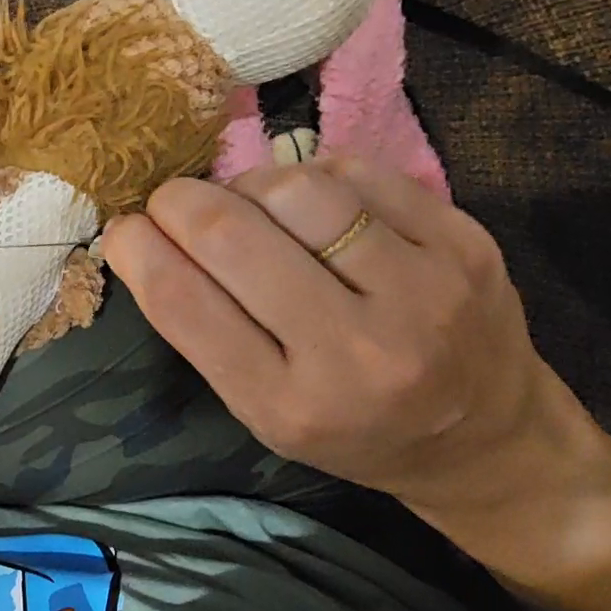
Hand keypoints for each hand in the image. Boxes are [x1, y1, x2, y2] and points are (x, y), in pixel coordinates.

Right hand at [102, 156, 558, 508]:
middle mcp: (356, 351)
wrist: (489, 437)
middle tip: (169, 203)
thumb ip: (202, 330)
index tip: (121, 229)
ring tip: (243, 204)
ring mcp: (422, 292)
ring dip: (244, 185)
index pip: (184, 303)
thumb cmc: (348, 428)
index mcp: (286, 404)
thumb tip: (142, 235)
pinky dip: (307, 174)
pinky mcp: (465, 244)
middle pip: (231, 237)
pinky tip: (304, 203)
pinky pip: (355, 172)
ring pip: (294, 190)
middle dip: (177, 202)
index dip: (136, 250)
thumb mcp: (258, 409)